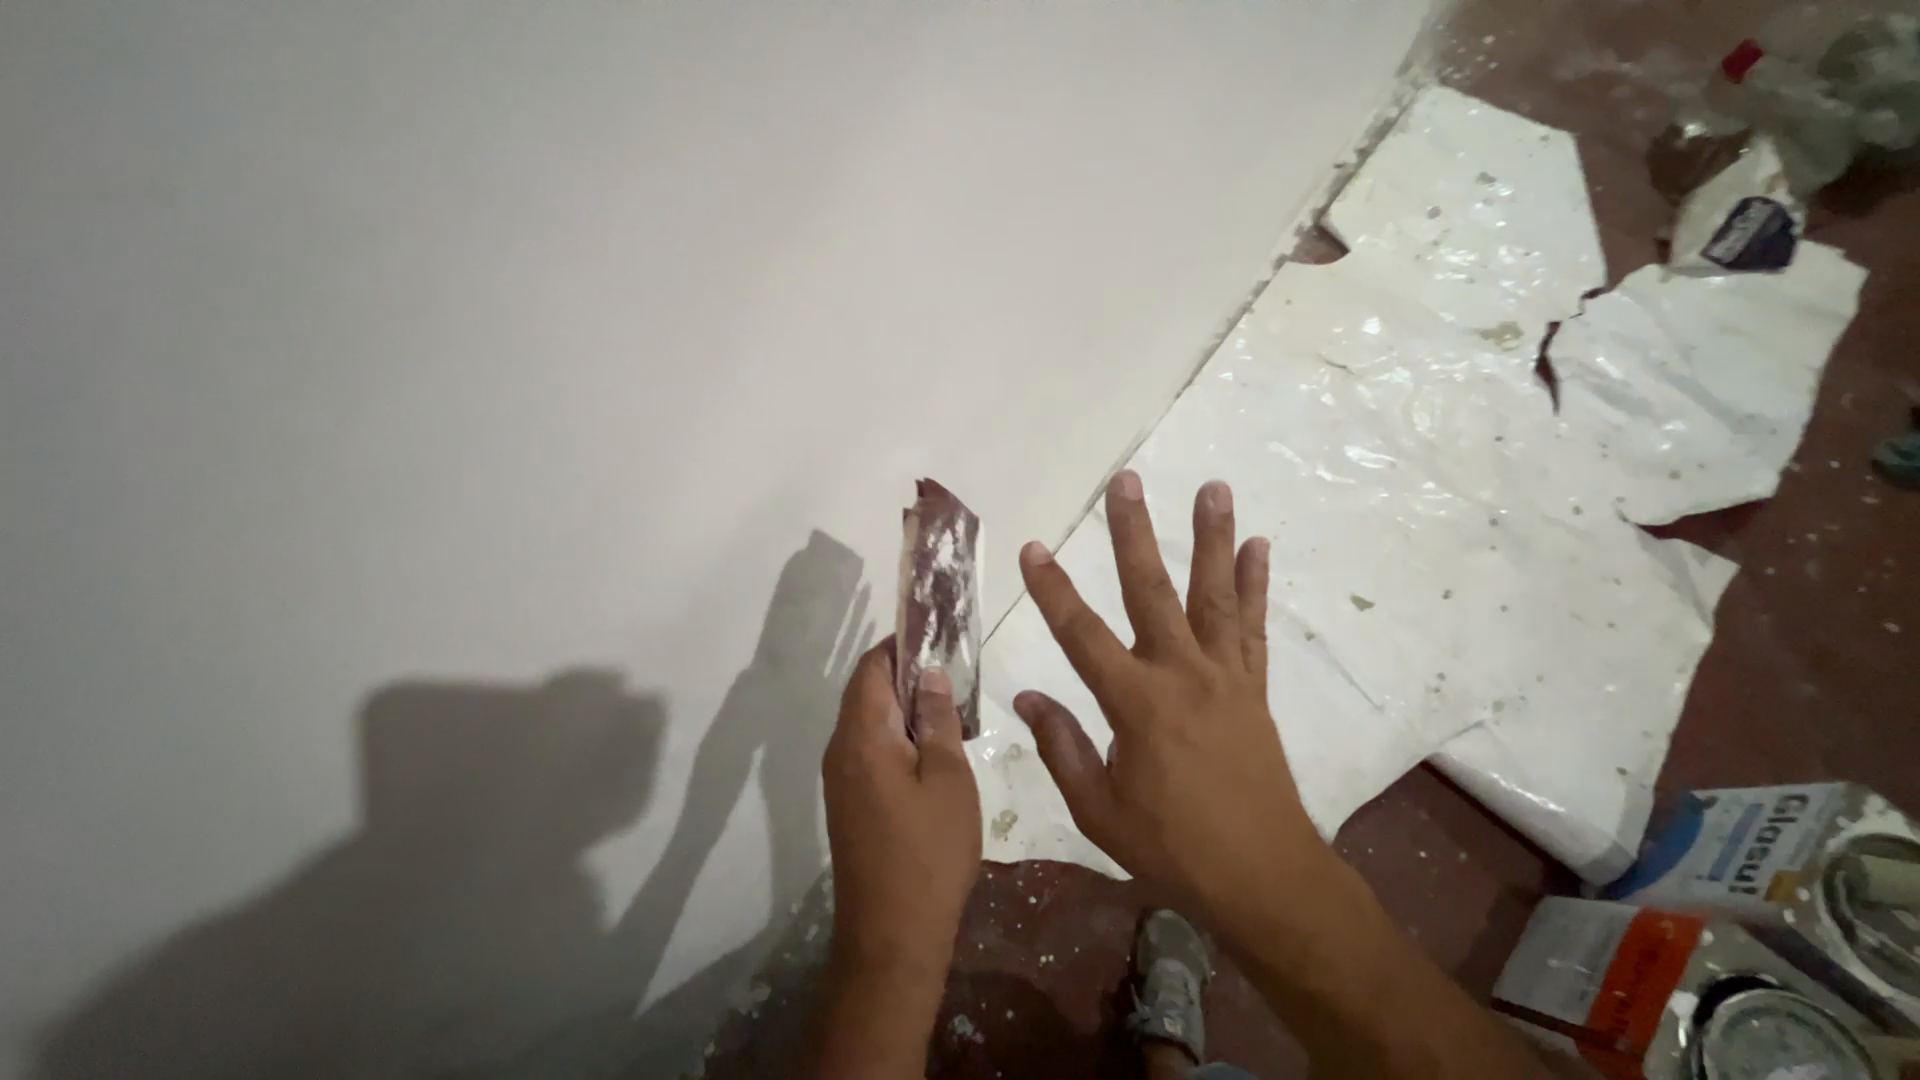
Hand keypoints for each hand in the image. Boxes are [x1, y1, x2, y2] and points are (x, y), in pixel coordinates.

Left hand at [821, 639, 980, 976]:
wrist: (893, 934)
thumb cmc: (929, 851)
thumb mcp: (948, 778)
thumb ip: (937, 720)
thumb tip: (928, 674)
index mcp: (861, 736)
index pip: (872, 668)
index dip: (901, 644)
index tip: (938, 633)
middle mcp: (840, 750)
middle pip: (868, 692)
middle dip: (907, 675)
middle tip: (955, 672)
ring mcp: (841, 779)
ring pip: (870, 723)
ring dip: (906, 709)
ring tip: (953, 710)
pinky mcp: (850, 803)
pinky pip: (870, 751)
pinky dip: (899, 738)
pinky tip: (934, 751)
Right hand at [1013, 472, 1328, 940]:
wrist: (1263, 875)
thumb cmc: (1171, 847)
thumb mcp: (1097, 808)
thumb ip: (1060, 747)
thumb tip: (1027, 696)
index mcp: (1135, 702)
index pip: (1081, 633)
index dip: (1052, 589)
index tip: (1031, 547)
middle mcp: (1181, 673)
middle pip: (1152, 590)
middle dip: (1134, 533)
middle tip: (1127, 482)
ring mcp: (1224, 676)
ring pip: (1214, 594)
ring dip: (1211, 538)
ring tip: (1212, 488)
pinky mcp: (1253, 688)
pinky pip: (1252, 627)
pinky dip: (1255, 585)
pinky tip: (1257, 549)